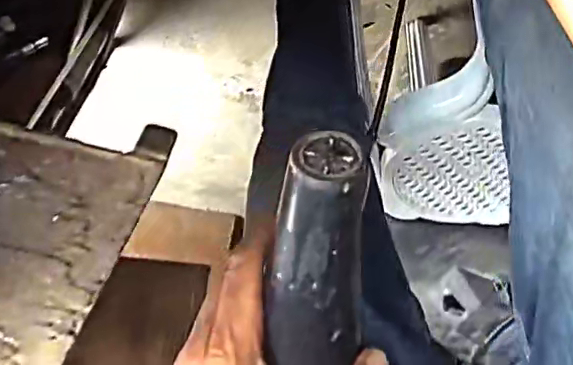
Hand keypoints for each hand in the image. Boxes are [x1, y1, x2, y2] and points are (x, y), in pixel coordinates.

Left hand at [175, 232, 387, 364]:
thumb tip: (375, 358)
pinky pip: (198, 353)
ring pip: (205, 324)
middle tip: (282, 265)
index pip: (241, 267)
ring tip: (265, 312)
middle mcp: (197, 352)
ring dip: (232, 311)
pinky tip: (244, 356)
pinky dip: (221, 344)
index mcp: (228, 344)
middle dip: (249, 273)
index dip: (261, 237)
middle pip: (221, 289)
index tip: (279, 221)